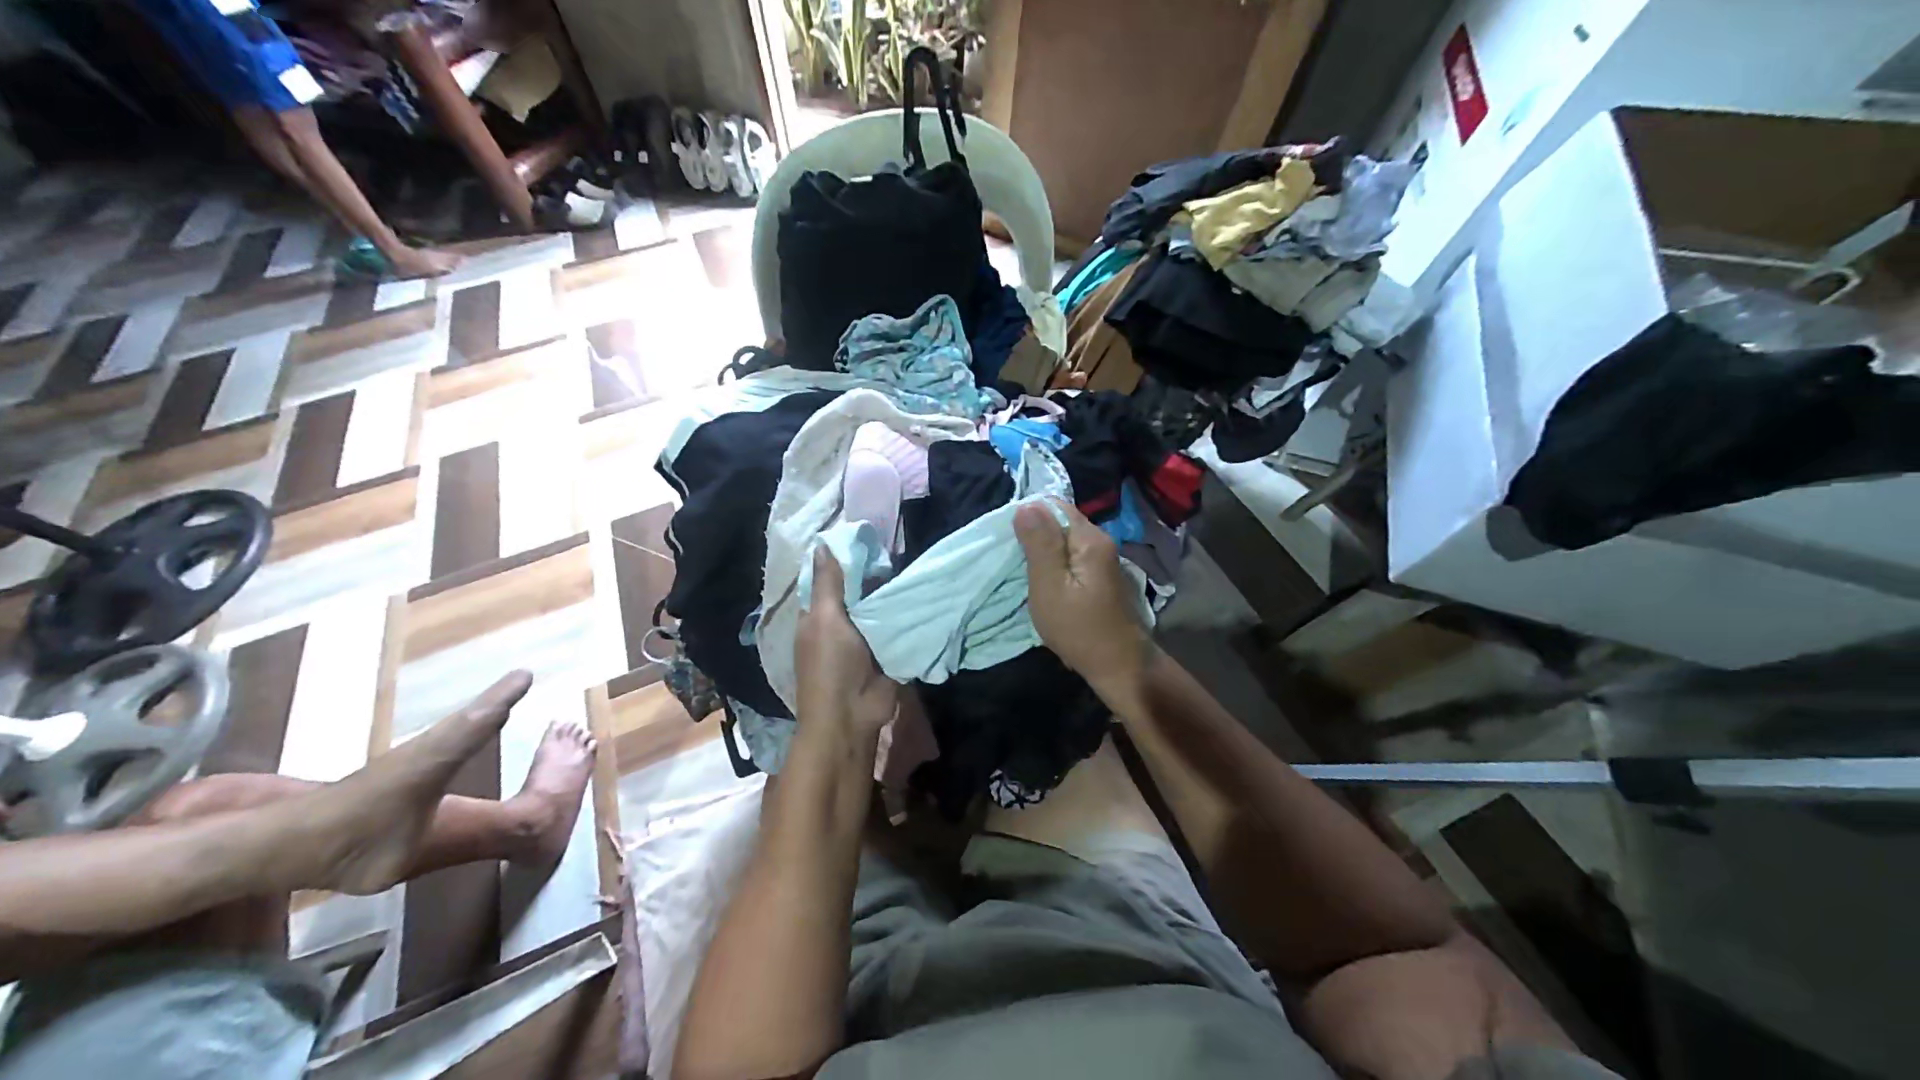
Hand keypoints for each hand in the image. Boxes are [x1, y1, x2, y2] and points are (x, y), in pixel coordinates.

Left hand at [795, 547, 898, 739]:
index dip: (847, 559)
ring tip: (916, 562)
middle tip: (901, 547)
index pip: (831, 579)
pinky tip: (924, 593)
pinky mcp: (887, 652)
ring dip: (893, 594)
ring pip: (880, 608)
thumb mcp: (825, 619)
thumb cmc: (830, 665)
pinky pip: (897, 627)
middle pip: (859, 592)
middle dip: (876, 574)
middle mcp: (841, 624)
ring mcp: (865, 639)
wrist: (852, 715)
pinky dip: (907, 615)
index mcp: (818, 615)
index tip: (870, 536)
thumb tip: (821, 544)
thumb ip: (828, 584)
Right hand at [1014, 499, 1153, 708]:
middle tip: (1012, 558)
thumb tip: (1026, 505)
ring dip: (1043, 551)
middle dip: (1034, 534)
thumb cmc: (1079, 629)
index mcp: (1089, 539)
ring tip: (1024, 570)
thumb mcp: (1050, 587)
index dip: (1028, 517)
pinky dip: (1054, 565)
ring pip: (1064, 540)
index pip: (1054, 505)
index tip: (1009, 540)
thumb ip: (1039, 544)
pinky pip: (1071, 557)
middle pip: (1060, 521)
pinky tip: (1043, 581)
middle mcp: (1100, 541)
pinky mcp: (1100, 576)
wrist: (1118, 666)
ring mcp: (1102, 559)